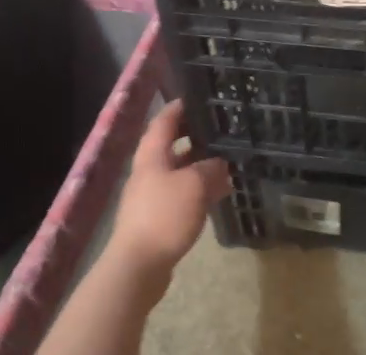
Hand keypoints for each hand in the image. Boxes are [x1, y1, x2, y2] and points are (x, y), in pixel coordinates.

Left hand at [107, 100, 232, 273]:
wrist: (137, 267)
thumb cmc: (164, 215)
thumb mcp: (194, 184)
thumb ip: (211, 168)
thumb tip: (221, 163)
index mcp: (152, 155)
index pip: (164, 121)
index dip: (179, 107)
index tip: (199, 98)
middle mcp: (149, 172)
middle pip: (171, 146)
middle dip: (194, 137)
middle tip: (220, 129)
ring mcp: (151, 197)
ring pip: (179, 172)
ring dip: (200, 166)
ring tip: (227, 162)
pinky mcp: (157, 220)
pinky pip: (181, 195)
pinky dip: (199, 191)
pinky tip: (218, 195)